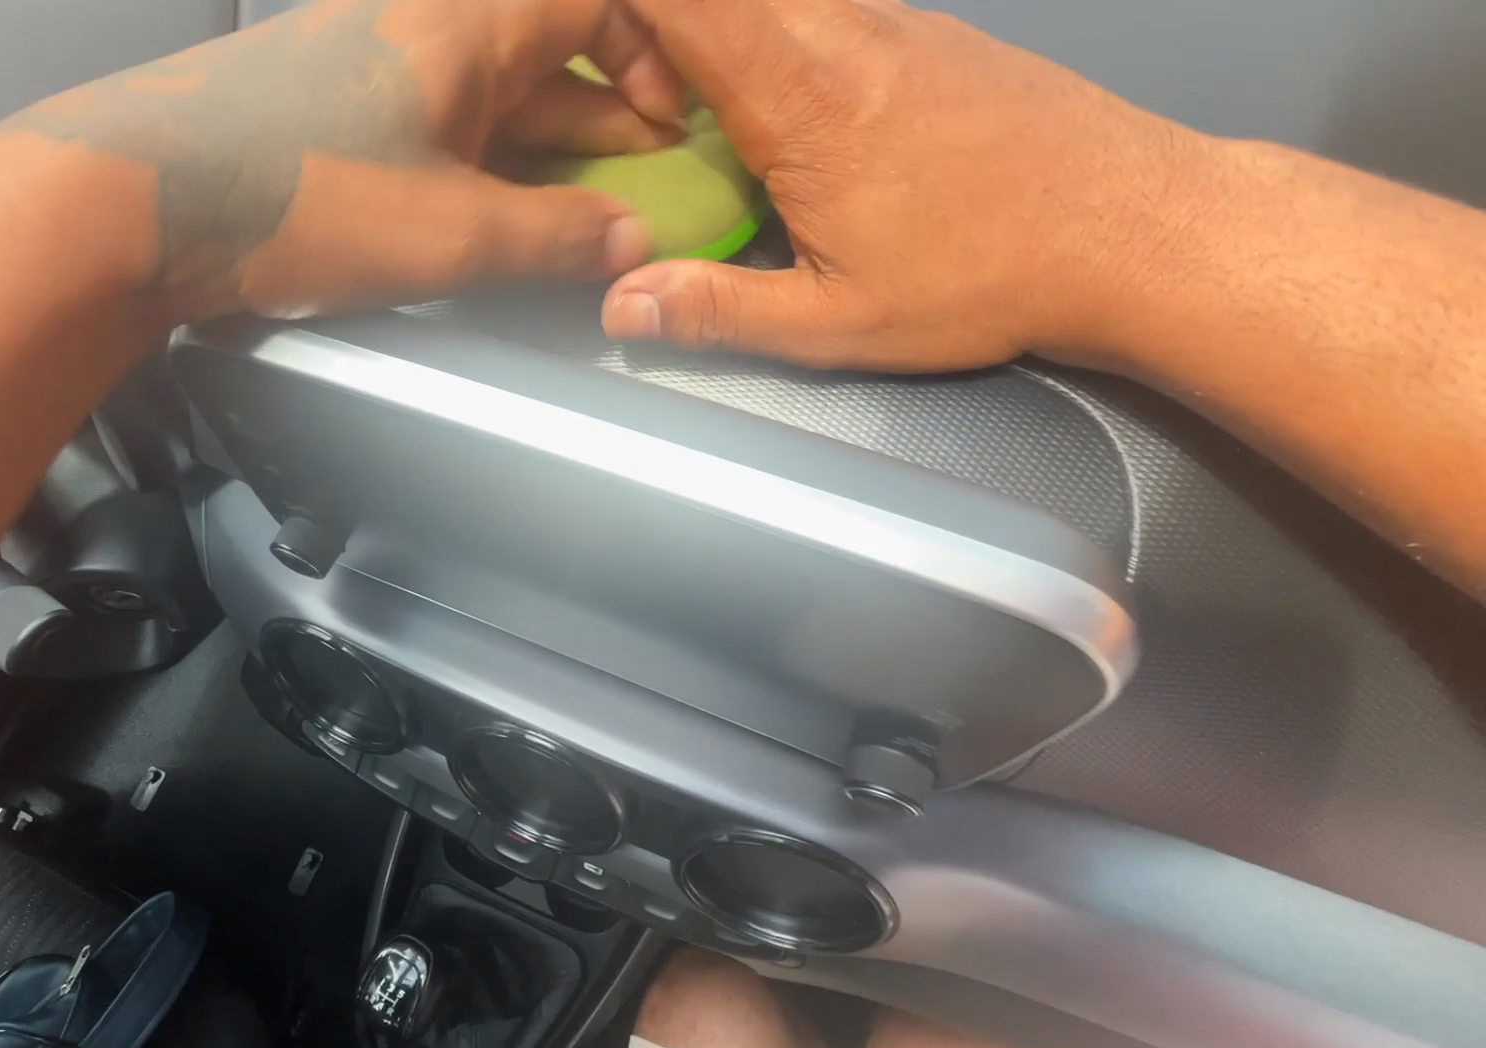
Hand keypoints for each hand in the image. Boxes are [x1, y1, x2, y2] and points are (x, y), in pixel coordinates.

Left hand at [8, 0, 686, 319]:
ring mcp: (379, 67)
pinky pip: (445, 122)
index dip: (649, 51)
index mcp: (467, 26)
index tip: (669, 121)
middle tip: (649, 169)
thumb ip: (555, 237)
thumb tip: (634, 242)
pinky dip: (491, 158)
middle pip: (547, 48)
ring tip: (593, 196)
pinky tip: (504, 203)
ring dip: (552, 138)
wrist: (148, 198)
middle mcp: (427, 26)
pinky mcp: (343, 111)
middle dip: (609, 108)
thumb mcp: (454, 234)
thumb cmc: (307, 199)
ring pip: (494, 91)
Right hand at [600, 0, 1214, 369]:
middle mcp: (845, 33)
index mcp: (804, 99)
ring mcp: (892, 22)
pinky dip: (773, 40)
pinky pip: (821, 9)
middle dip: (660, 31)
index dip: (625, 21)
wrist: (1131, 230)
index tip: (610, 82)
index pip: (688, 5)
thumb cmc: (980, 280)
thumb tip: (620, 306)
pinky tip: (782, 113)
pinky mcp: (925, 35)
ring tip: (698, 113)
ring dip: (716, 35)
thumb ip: (714, 310)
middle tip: (646, 109)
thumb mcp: (830, 323)